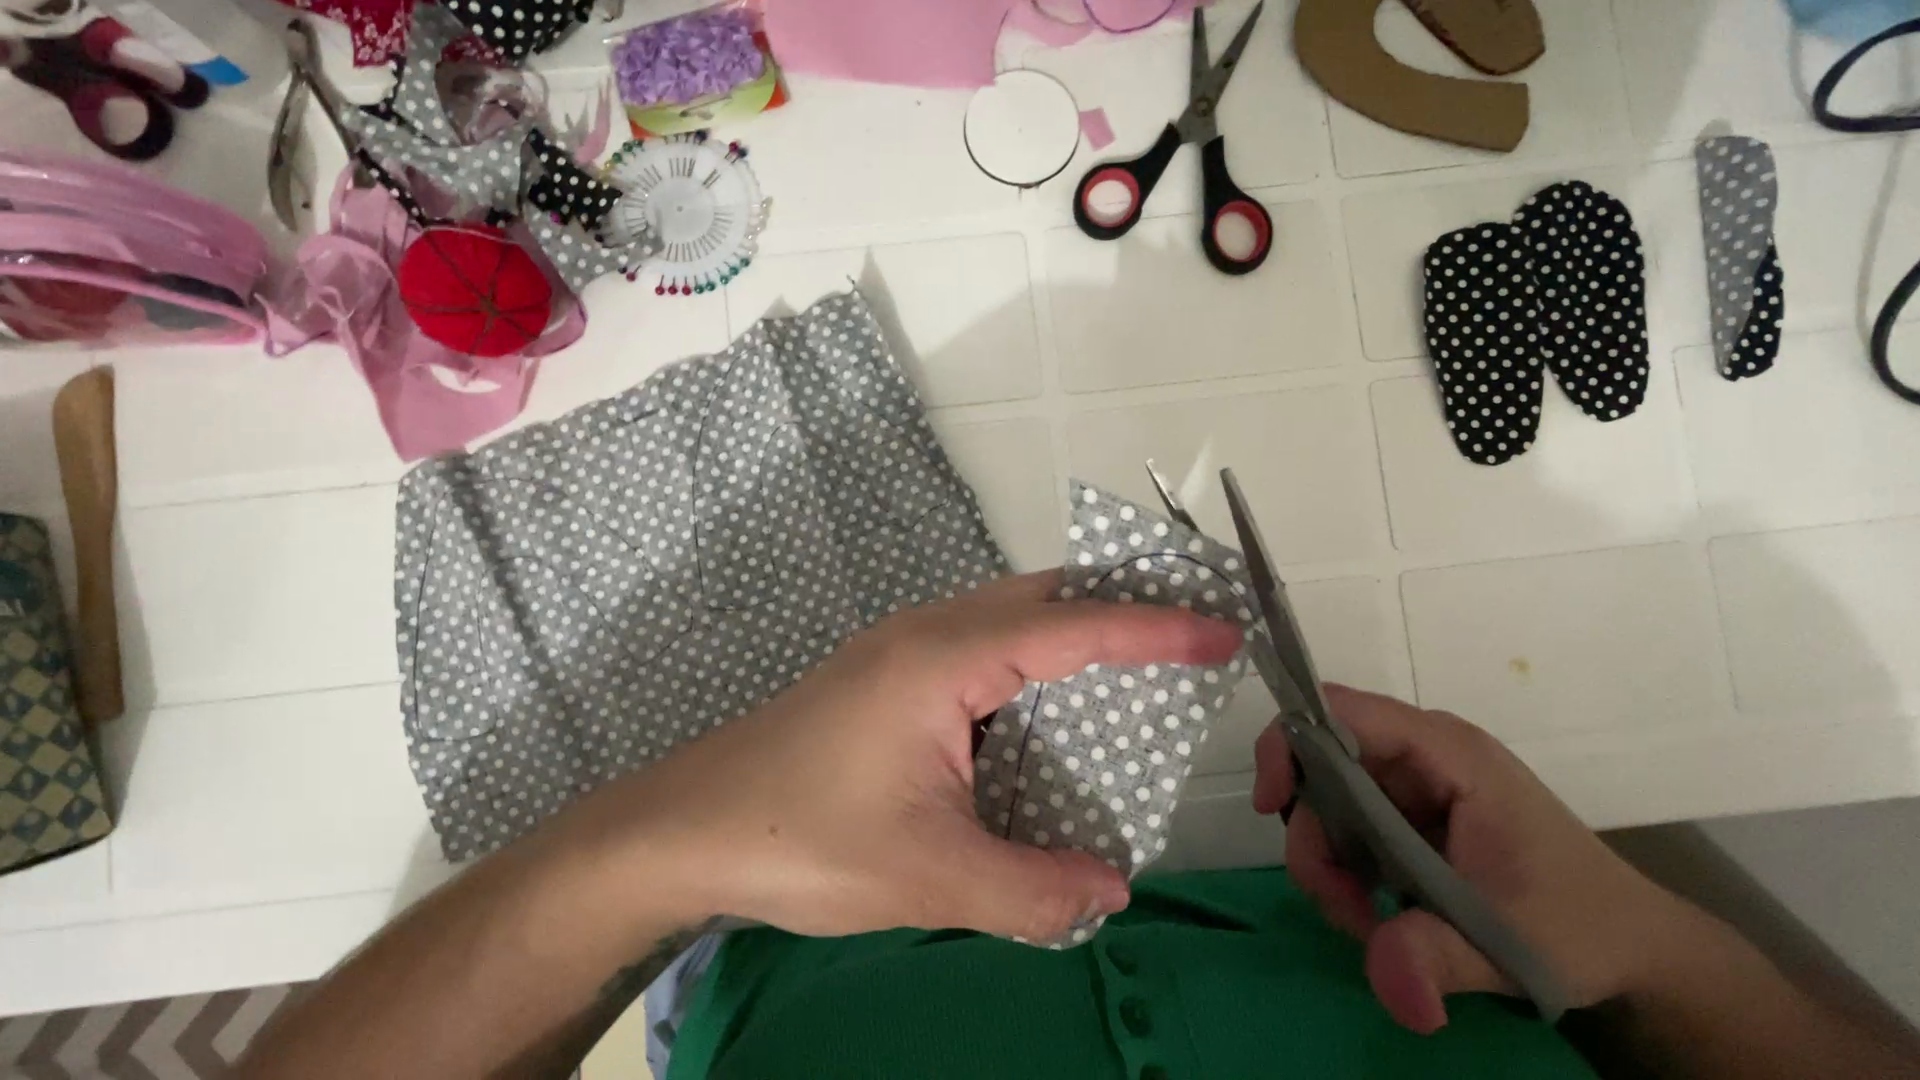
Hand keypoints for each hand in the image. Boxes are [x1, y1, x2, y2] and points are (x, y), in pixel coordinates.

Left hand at [560, 571, 1241, 944]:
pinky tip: (1046, 711)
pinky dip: (1032, 662)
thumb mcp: (927, 876)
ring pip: (1010, 616)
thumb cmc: (802, 839)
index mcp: (946, 659)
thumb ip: (1032, 889)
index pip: (1074, 626)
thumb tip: (1111, 890)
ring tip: (1137, 663)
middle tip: (1191, 629)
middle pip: (1045, 597)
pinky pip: (980, 647)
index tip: (1223, 630)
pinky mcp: (886, 678)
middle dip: (1122, 604)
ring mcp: (901, 650)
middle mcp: (928, 633)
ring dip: (1074, 630)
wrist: (685, 829)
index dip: (1157, 628)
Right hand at [1252, 685, 1691, 1033]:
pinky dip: (1341, 864)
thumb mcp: (1512, 944)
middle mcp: (1422, 754)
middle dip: (1313, 833)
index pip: (1344, 712)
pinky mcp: (1407, 810)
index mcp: (1450, 755)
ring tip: (1366, 920)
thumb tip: (1388, 985)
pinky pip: (1345, 819)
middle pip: (1322, 761)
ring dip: (1326, 858)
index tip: (1273, 807)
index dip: (1292, 743)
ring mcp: (1412, 781)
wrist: (1630, 944)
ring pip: (1326, 795)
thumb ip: (1441, 956)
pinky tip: (1373, 909)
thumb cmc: (1579, 925)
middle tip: (1342, 905)